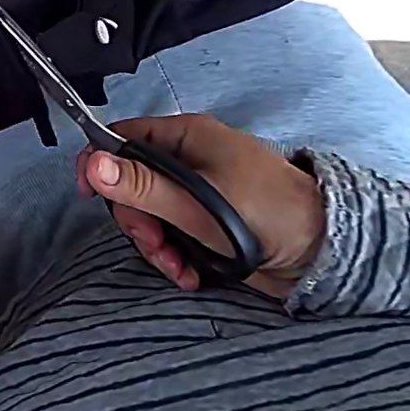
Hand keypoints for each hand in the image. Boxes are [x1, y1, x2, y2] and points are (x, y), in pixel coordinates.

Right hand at [75, 114, 324, 297]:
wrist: (321, 252)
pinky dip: (173, 255)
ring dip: (156, 245)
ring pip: (150, 213)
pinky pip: (172, 233)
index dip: (101, 163)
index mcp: (186, 137)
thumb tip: (94, 164)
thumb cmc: (266, 213)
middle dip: (137, 219)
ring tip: (177, 267)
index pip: (124, 137)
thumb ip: (143, 185)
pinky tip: (190, 273)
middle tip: (154, 243)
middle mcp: (188, 160)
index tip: (88, 193)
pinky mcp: (205, 221)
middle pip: (133, 183)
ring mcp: (197, 192)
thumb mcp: (198, 202)